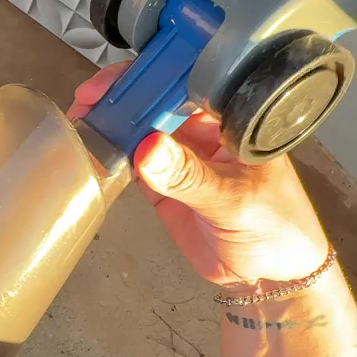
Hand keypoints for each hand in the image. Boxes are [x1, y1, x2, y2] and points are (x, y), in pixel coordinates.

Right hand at [68, 63, 330, 286]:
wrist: (269, 280)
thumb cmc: (276, 233)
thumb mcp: (234, 202)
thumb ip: (189, 178)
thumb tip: (146, 149)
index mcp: (234, 122)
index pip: (190, 84)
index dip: (151, 76)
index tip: (117, 82)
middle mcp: (206, 133)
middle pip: (158, 101)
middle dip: (121, 94)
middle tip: (86, 100)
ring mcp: (182, 159)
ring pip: (141, 128)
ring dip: (111, 122)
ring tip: (80, 121)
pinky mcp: (164, 186)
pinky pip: (133, 161)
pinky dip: (111, 153)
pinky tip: (91, 148)